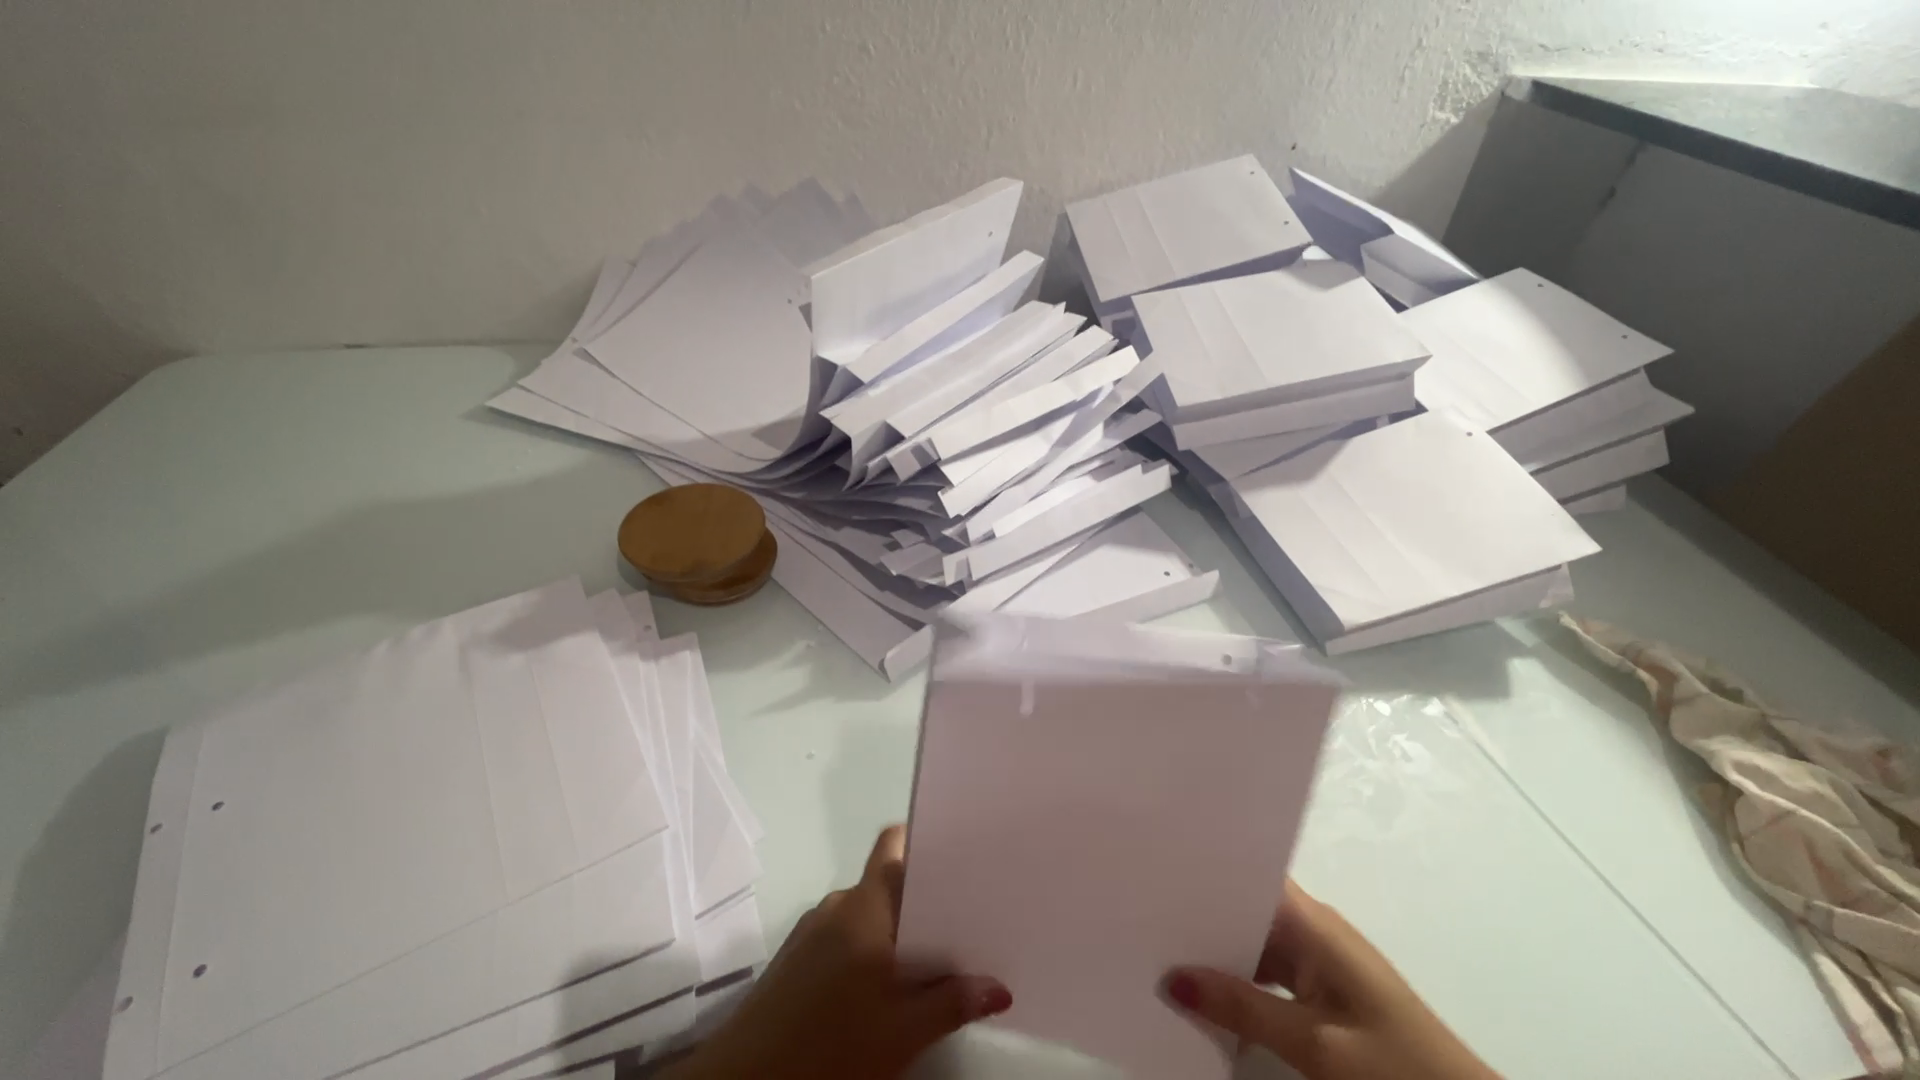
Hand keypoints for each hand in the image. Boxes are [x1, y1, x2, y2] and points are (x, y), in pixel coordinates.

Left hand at [663, 826, 1010, 1079]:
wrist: (745, 1079)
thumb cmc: (829, 1045)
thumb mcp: (902, 1031)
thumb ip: (952, 1002)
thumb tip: (999, 988)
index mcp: (863, 907)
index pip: (894, 846)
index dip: (927, 842)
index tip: (963, 856)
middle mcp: (836, 906)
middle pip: (887, 883)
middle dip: (924, 899)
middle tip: (967, 921)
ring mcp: (811, 932)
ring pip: (866, 914)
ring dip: (897, 931)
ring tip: (937, 960)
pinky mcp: (796, 959)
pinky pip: (845, 937)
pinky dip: (870, 952)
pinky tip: (888, 988)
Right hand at [1165, 881, 1498, 1079]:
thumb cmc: (1394, 1065)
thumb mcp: (1313, 1044)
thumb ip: (1240, 1008)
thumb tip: (1171, 977)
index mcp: (1314, 924)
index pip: (1249, 873)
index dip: (1204, 865)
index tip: (1153, 863)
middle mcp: (1314, 931)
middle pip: (1244, 905)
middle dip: (1197, 908)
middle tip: (1138, 907)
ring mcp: (1319, 961)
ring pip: (1252, 940)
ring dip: (1213, 947)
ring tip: (1154, 944)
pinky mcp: (1321, 990)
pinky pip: (1265, 971)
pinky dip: (1235, 978)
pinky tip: (1198, 989)